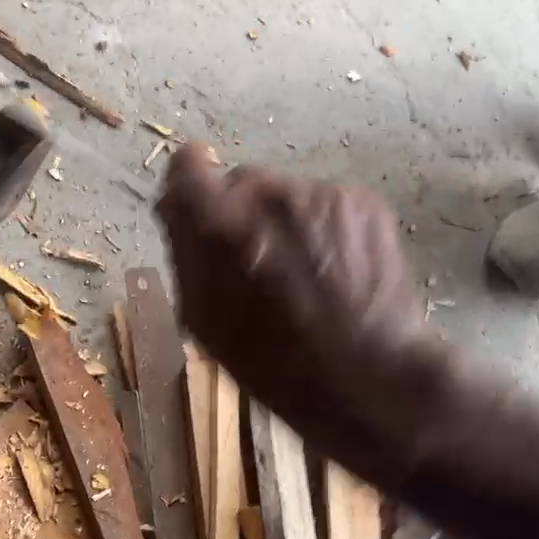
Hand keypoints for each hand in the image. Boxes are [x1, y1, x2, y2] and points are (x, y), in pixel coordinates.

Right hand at [158, 147, 448, 480]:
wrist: (364, 372)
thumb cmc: (268, 360)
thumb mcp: (201, 318)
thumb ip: (184, 253)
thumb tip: (175, 207)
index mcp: (220, 226)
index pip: (187, 166)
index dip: (187, 184)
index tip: (193, 206)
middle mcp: (271, 194)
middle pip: (239, 182)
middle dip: (236, 214)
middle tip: (249, 263)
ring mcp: (321, 194)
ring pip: (283, 194)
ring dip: (279, 223)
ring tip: (294, 276)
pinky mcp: (362, 200)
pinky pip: (322, 205)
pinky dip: (317, 230)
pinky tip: (327, 273)